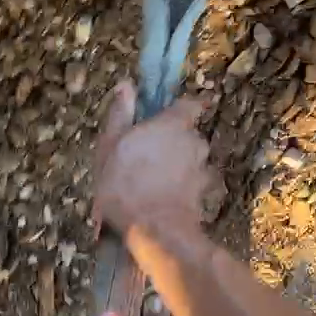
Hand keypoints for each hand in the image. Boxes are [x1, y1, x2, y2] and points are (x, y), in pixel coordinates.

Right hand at [92, 82, 214, 238]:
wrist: (153, 230)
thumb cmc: (126, 182)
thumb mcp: (111, 145)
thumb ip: (121, 114)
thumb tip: (126, 85)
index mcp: (174, 125)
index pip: (190, 105)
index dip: (182, 109)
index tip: (169, 115)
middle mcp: (195, 144)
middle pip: (189, 137)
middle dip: (173, 144)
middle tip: (147, 157)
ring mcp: (202, 172)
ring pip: (191, 164)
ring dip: (178, 169)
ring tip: (152, 185)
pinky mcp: (204, 198)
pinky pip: (191, 188)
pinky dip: (181, 191)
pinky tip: (162, 202)